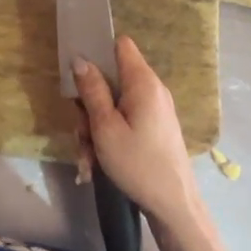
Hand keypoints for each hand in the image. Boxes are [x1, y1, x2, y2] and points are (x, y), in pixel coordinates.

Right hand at [75, 36, 202, 226]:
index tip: (76, 69)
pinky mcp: (153, 128)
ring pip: (113, 104)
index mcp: (143, 83)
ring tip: (89, 156)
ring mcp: (154, 110)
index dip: (97, 50)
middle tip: (82, 130)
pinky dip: (108, 136)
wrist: (173, 206)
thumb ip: (92, 91)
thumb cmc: (137, 163)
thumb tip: (80, 59)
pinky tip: (97, 163)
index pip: (120, 45)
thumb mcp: (105, 127)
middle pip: (110, 79)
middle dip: (89, 103)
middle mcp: (152, 90)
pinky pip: (123, 121)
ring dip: (94, 126)